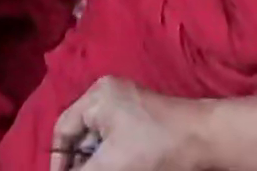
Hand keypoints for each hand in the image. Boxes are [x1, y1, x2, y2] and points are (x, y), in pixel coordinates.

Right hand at [51, 77, 203, 170]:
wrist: (198, 138)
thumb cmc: (152, 147)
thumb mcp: (108, 166)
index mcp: (97, 96)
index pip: (62, 130)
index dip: (58, 163)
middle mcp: (107, 92)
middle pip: (77, 135)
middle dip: (78, 164)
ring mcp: (124, 102)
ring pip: (94, 140)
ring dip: (94, 163)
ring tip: (107, 170)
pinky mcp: (136, 115)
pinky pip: (110, 138)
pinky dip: (107, 158)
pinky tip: (116, 168)